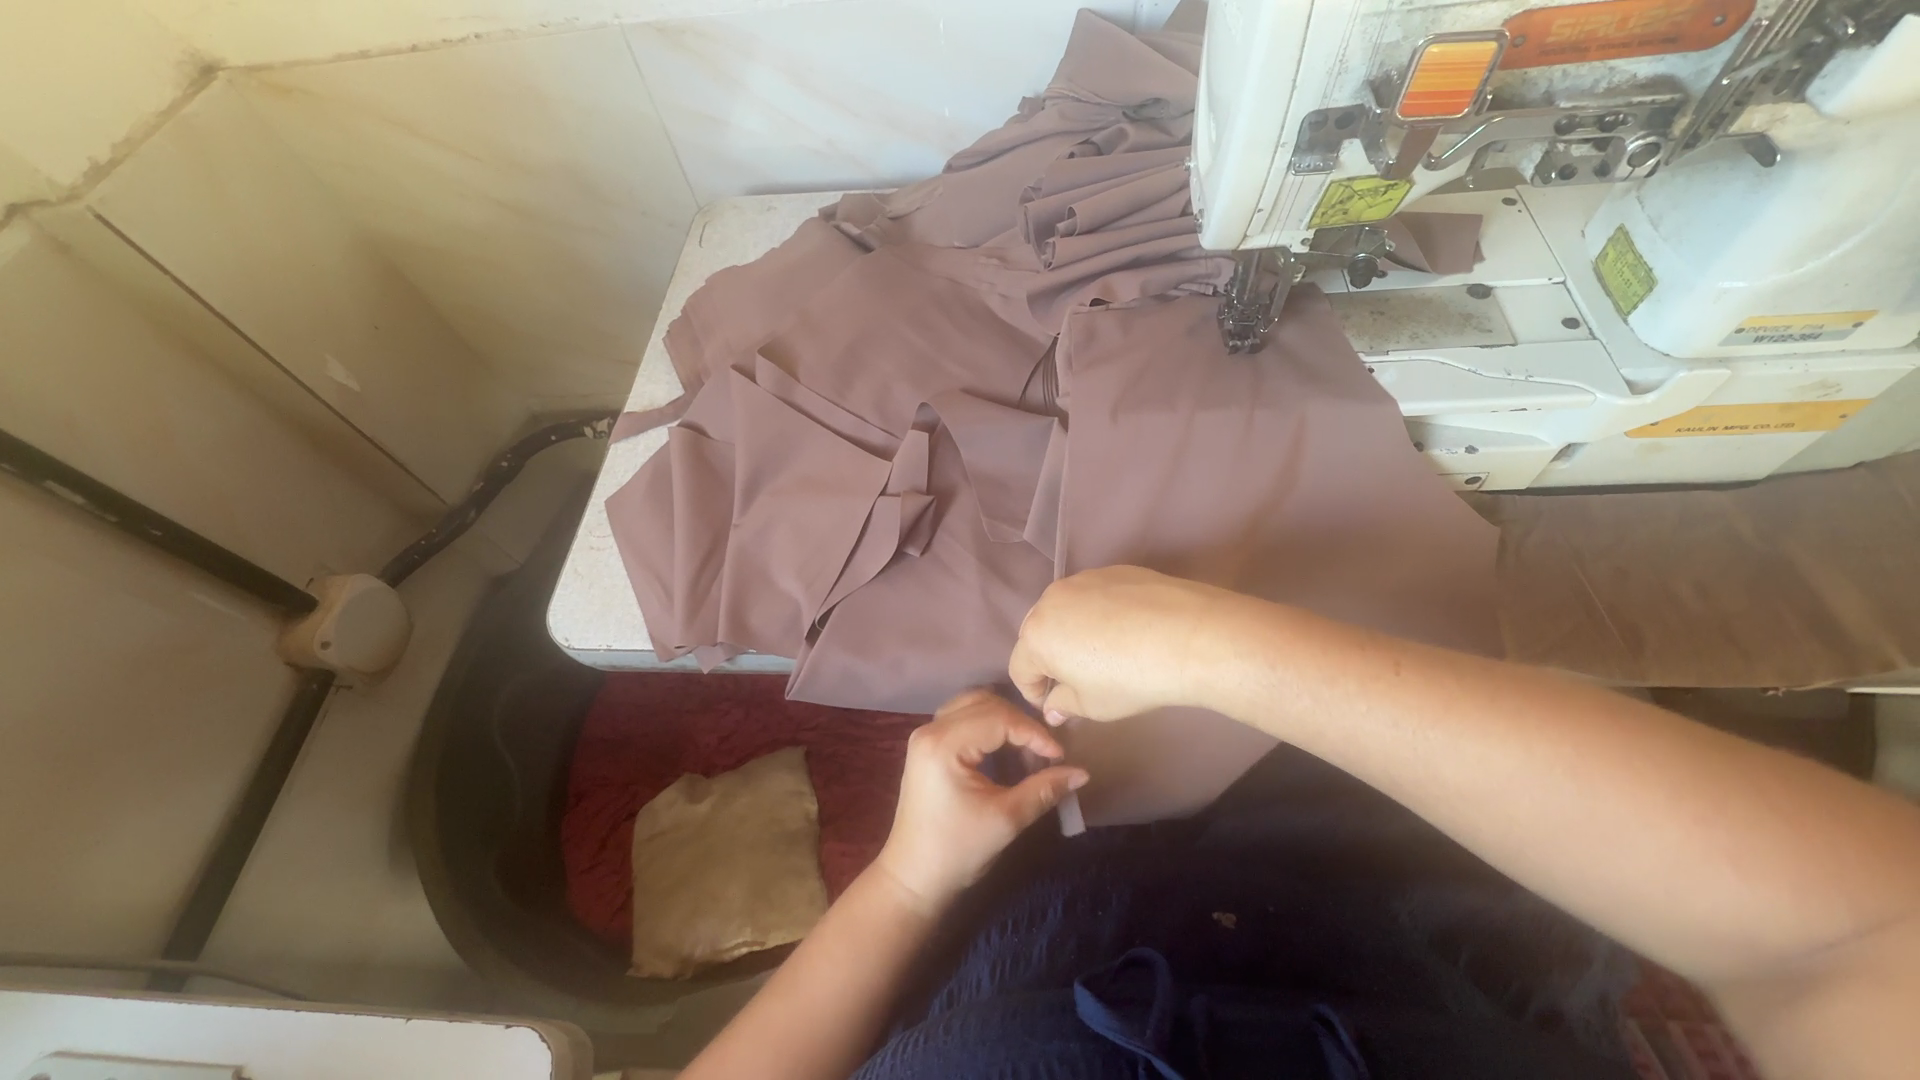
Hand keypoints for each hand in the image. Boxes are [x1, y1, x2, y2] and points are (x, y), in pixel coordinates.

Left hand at [873, 690, 1088, 912]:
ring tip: (1028, 751)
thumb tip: (1082, 773)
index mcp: (944, 743)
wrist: (912, 879)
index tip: (1059, 757)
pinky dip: (988, 728)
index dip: (1034, 733)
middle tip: (1045, 754)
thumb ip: (1044, 790)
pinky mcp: (928, 748)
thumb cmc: (957, 852)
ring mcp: (925, 736)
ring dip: (1004, 721)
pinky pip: (962, 720)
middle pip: (986, 703)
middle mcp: (931, 730)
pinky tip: (1006, 752)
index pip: (999, 717)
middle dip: (1020, 723)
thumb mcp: (1006, 820)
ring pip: (973, 706)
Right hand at [1009, 566, 1244, 723]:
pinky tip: (1127, 629)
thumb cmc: (1131, 680)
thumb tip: (1053, 706)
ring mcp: (1083, 580)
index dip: (1033, 692)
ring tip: (1104, 651)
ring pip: (1064, 609)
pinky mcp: (1113, 570)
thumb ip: (1064, 704)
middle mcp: (1051, 600)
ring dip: (1072, 631)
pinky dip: (1099, 612)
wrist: (1188, 636)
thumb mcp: (1093, 705)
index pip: (1020, 669)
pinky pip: (1093, 595)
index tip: (1053, 704)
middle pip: (1036, 633)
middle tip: (1076, 678)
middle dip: (1048, 657)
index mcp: (1037, 636)